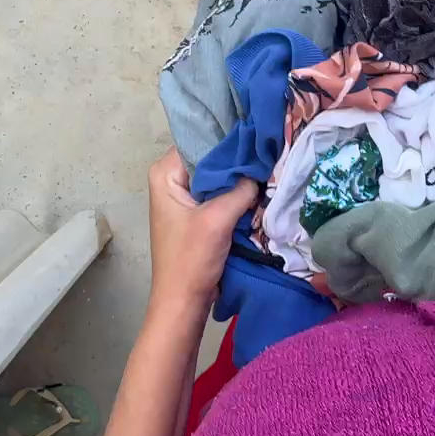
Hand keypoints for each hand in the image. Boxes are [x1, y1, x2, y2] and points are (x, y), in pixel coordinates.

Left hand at [146, 149, 258, 317]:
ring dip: (241, 176)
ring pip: (219, 175)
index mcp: (165, 173)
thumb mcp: (218, 219)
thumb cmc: (191, 260)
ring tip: (269, 164)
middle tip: (268, 148)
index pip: (200, 139)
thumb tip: (264, 167)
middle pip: (211, 156)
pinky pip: (222, 192)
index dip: (228, 137)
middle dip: (238, 156)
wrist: (184, 303)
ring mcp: (186, 196)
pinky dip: (239, 192)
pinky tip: (261, 186)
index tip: (257, 132)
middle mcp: (172, 178)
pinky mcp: (199, 212)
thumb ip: (241, 189)